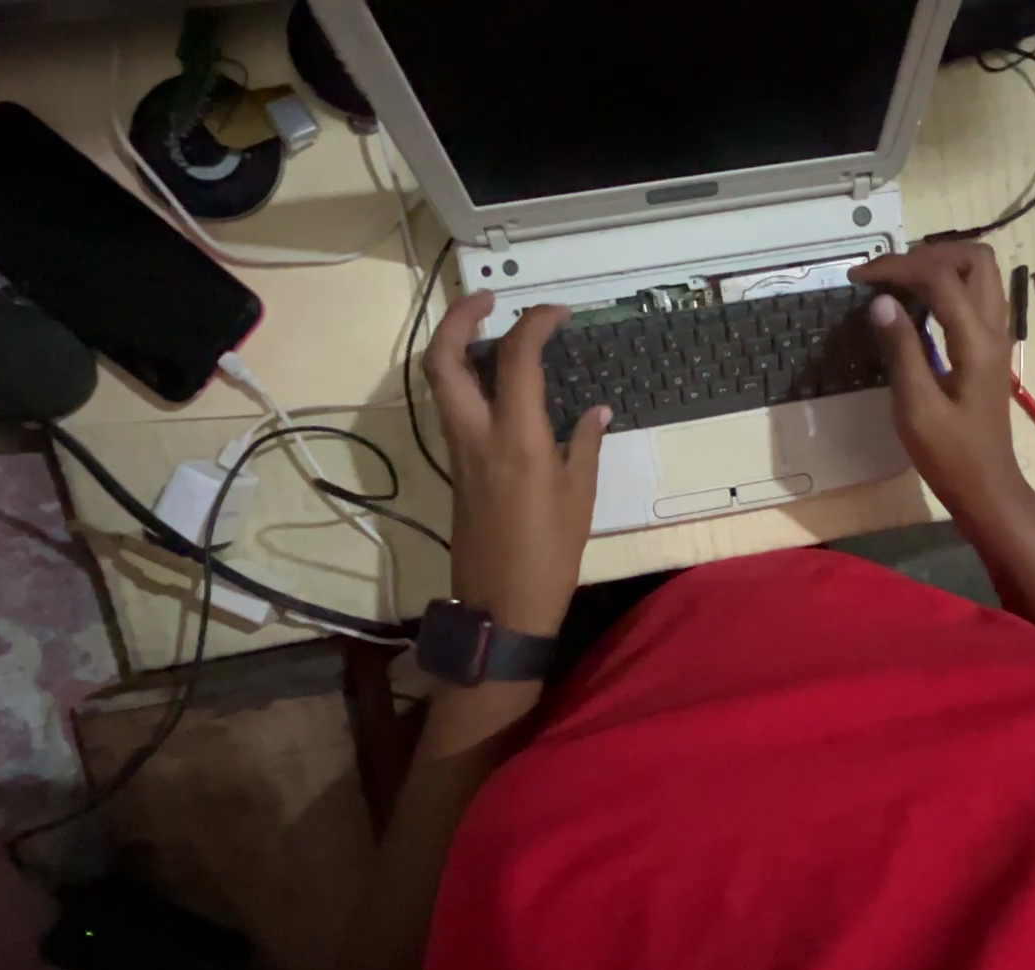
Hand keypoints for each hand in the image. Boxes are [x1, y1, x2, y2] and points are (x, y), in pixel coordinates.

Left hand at [425, 291, 608, 637]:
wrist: (502, 603)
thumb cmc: (550, 553)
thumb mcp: (580, 496)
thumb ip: (585, 444)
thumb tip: (595, 410)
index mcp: (517, 439)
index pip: (516, 360)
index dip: (535, 324)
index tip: (558, 313)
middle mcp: (477, 435)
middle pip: (443, 359)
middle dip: (459, 317)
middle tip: (489, 301)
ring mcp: (458, 451)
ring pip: (439, 382)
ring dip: (455, 346)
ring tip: (491, 334)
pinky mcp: (456, 467)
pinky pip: (451, 408)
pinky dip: (465, 381)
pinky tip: (498, 386)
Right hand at [850, 243, 1033, 521]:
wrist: (985, 486)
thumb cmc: (949, 455)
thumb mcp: (916, 408)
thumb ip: (901, 351)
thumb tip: (881, 302)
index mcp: (976, 342)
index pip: (940, 278)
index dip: (897, 268)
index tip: (860, 278)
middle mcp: (994, 329)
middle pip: (974, 259)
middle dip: (928, 254)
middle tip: (887, 274)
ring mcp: (996, 337)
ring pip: (980, 274)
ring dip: (941, 266)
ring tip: (899, 283)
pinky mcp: (989, 348)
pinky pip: (976, 296)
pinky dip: (947, 287)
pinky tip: (916, 307)